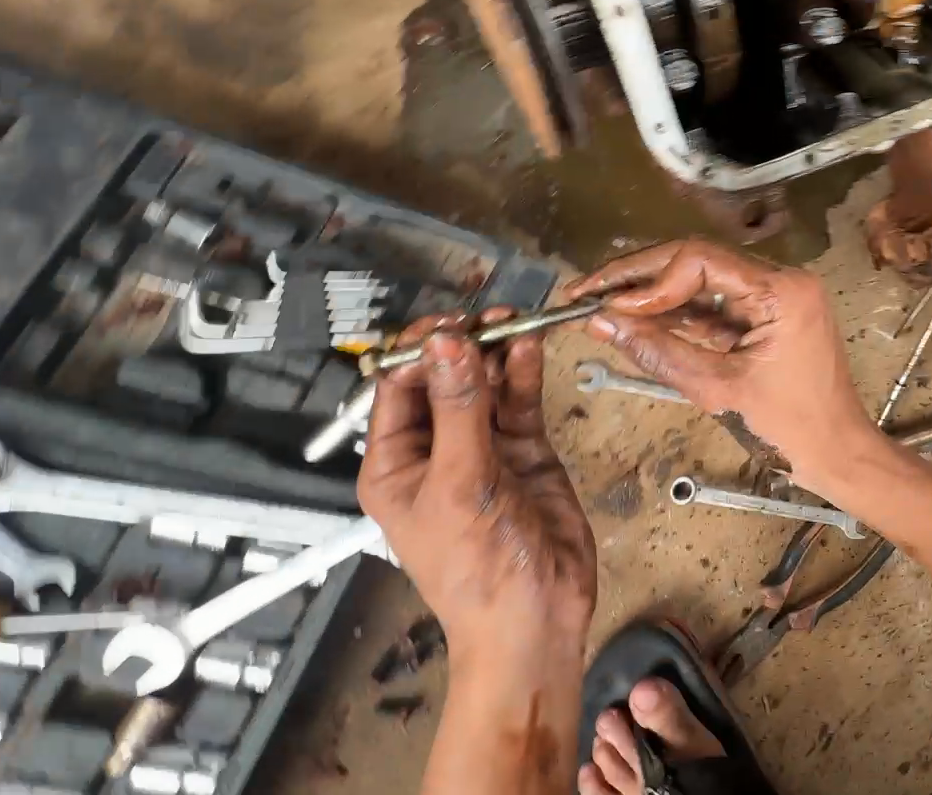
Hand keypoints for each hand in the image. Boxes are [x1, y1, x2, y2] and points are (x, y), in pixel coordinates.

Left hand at [358, 310, 597, 668]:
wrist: (535, 613)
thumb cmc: (476, 564)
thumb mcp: (460, 483)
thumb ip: (460, 410)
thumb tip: (451, 343)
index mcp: (395, 463)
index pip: (400, 389)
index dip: (424, 351)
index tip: (455, 324)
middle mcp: (437, 448)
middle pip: (447, 379)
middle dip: (466, 346)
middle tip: (492, 318)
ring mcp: (486, 447)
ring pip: (488, 385)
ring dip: (499, 353)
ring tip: (517, 322)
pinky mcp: (527, 450)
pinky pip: (522, 402)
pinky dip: (526, 374)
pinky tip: (532, 348)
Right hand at [564, 240, 882, 492]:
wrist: (837, 451)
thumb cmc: (790, 426)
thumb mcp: (718, 388)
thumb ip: (660, 350)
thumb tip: (602, 321)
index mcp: (782, 290)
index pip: (701, 260)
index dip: (648, 280)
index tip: (606, 306)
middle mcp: (783, 280)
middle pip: (700, 261)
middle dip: (641, 278)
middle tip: (584, 292)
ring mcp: (778, 296)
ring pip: (704, 280)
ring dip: (655, 295)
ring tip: (600, 306)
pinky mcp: (769, 315)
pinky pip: (717, 304)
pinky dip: (679, 314)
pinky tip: (637, 320)